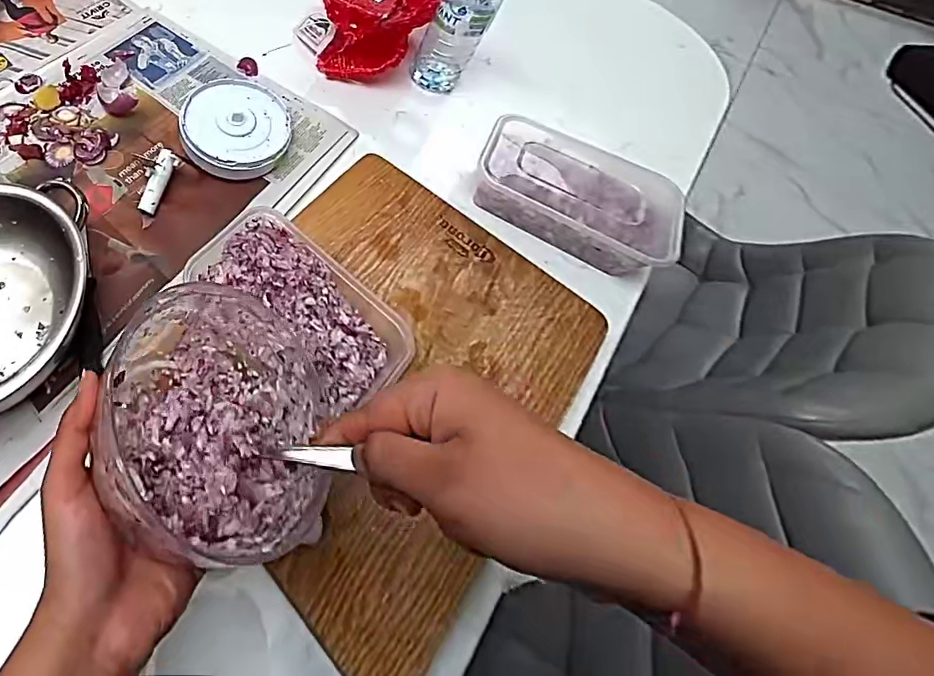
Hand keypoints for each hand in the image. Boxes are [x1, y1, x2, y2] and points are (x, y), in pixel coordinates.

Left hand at [1, 372, 197, 675]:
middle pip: (164, 447)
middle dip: (182, 424)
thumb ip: (72, 434)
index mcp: (106, 471)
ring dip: (206, 457)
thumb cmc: (70, 561)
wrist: (95, 627)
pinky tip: (238, 477)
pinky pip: (213, 517)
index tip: (158, 370)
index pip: (126, 423)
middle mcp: (138, 488)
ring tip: (227, 425)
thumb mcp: (62, 485)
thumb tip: (86, 383)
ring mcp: (165, 515)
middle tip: (205, 393)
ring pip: (192, 476)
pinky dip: (225, 500)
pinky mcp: (189, 543)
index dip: (140, 398)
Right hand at [318, 367, 694, 611]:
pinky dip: (446, 496)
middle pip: (389, 433)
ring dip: (422, 491)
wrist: (631, 544)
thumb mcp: (439, 483)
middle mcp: (454, 397)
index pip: (365, 414)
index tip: (302, 462)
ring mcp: (476, 425)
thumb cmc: (531, 504)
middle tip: (414, 507)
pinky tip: (474, 517)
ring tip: (455, 515)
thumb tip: (349, 447)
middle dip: (392, 474)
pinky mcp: (495, 454)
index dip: (336, 442)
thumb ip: (380, 458)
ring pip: (416, 457)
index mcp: (437, 389)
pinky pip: (444, 469)